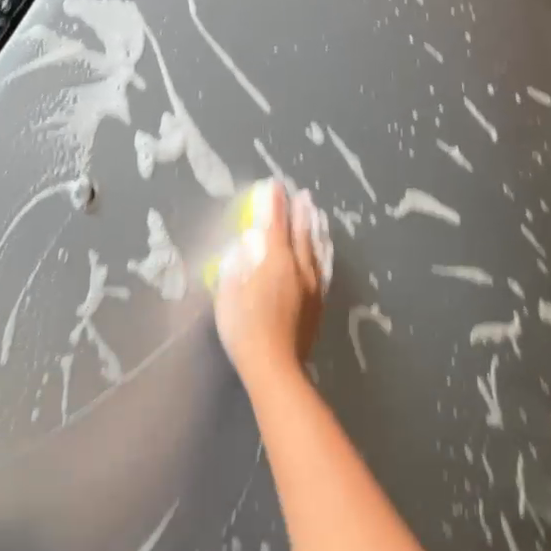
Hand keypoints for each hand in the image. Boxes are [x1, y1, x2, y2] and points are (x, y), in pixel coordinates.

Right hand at [214, 180, 324, 382]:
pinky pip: (321, 269)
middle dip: (300, 213)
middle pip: (301, 234)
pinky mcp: (317, 304)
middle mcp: (298, 269)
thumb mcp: (228, 291)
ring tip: (317, 216)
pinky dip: (320, 254)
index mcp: (275, 262)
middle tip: (303, 195)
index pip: (274, 225)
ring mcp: (312, 287)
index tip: (274, 185)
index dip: (274, 204)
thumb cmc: (243, 326)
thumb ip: (238, 263)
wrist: (274, 364)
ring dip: (315, 231)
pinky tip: (320, 255)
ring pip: (316, 251)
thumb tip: (246, 245)